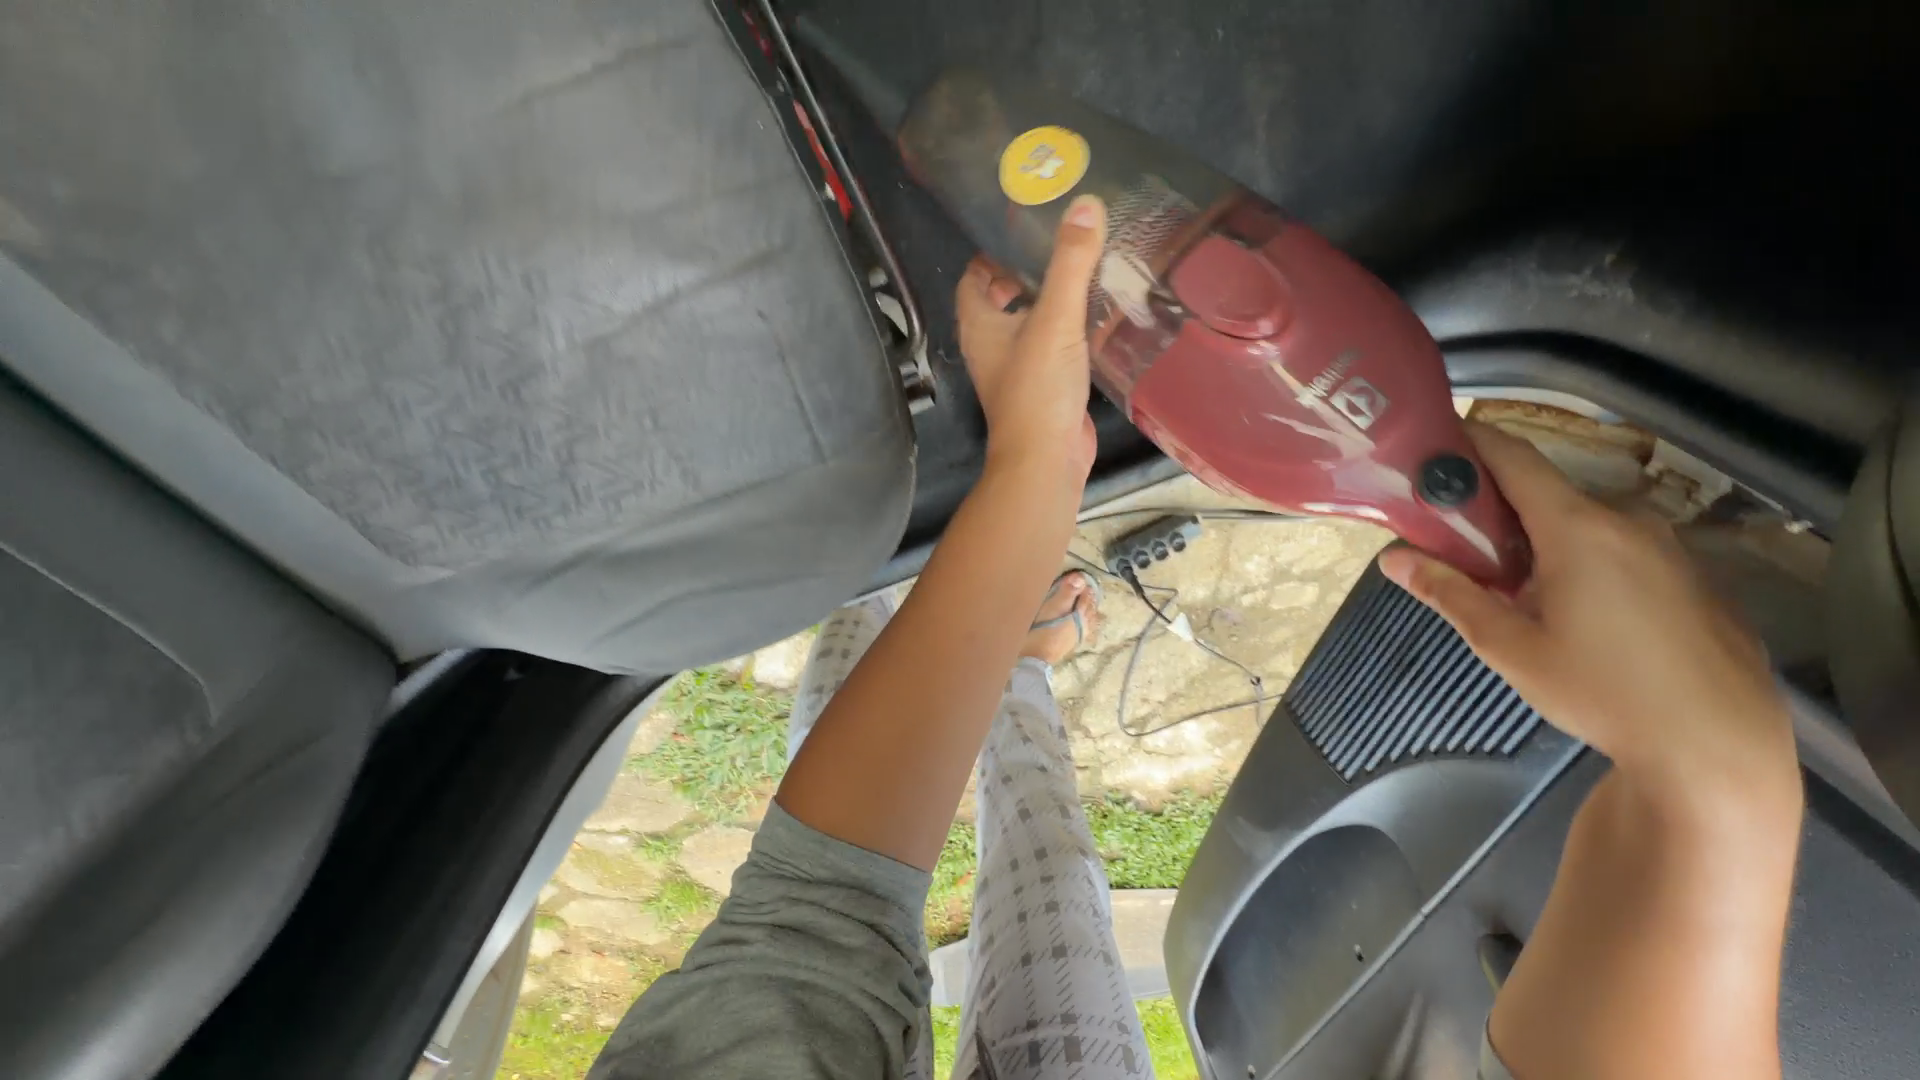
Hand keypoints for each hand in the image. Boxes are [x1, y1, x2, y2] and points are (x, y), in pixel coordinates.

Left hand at [954, 194, 1106, 477]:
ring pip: (1024, 325)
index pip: (973, 278)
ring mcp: (1014, 370)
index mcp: (979, 325)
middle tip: (1057, 249)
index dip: (990, 254)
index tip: (1020, 230)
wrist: (1046, 457)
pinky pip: (1048, 348)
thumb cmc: (1037, 387)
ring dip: (1045, 302)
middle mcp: (989, 346)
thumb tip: (1086, 204)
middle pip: (997, 300)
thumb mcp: (1056, 318)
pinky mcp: (1041, 387)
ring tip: (1080, 274)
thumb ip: (1071, 263)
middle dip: (1020, 274)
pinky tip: (1094, 318)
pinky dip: (1063, 331)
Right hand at [1378, 424, 1797, 810]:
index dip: (1470, 442)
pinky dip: (1576, 558)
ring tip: (1505, 585)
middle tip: (1451, 541)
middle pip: (1544, 492)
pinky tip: (1568, 610)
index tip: (1431, 447)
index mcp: (1577, 528)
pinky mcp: (1688, 575)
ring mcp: (1666, 547)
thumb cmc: (1601, 690)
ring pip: (1579, 523)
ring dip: (1533, 538)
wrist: (1719, 746)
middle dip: (1491, 507)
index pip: (1514, 457)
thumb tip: (1392, 558)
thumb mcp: (1508, 646)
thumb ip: (1449, 593)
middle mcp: (1626, 522)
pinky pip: (1616, 547)